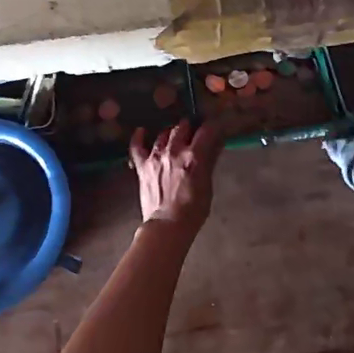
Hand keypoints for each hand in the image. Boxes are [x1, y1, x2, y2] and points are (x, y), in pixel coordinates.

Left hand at [129, 119, 223, 236]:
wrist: (167, 225)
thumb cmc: (193, 210)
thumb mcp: (207, 185)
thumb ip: (210, 161)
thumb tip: (216, 143)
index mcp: (194, 156)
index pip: (207, 130)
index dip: (213, 127)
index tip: (215, 128)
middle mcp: (174, 150)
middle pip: (183, 127)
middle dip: (191, 128)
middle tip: (194, 135)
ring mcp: (155, 156)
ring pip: (164, 134)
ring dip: (171, 133)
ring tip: (175, 137)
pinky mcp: (142, 165)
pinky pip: (136, 146)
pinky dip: (139, 137)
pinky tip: (142, 130)